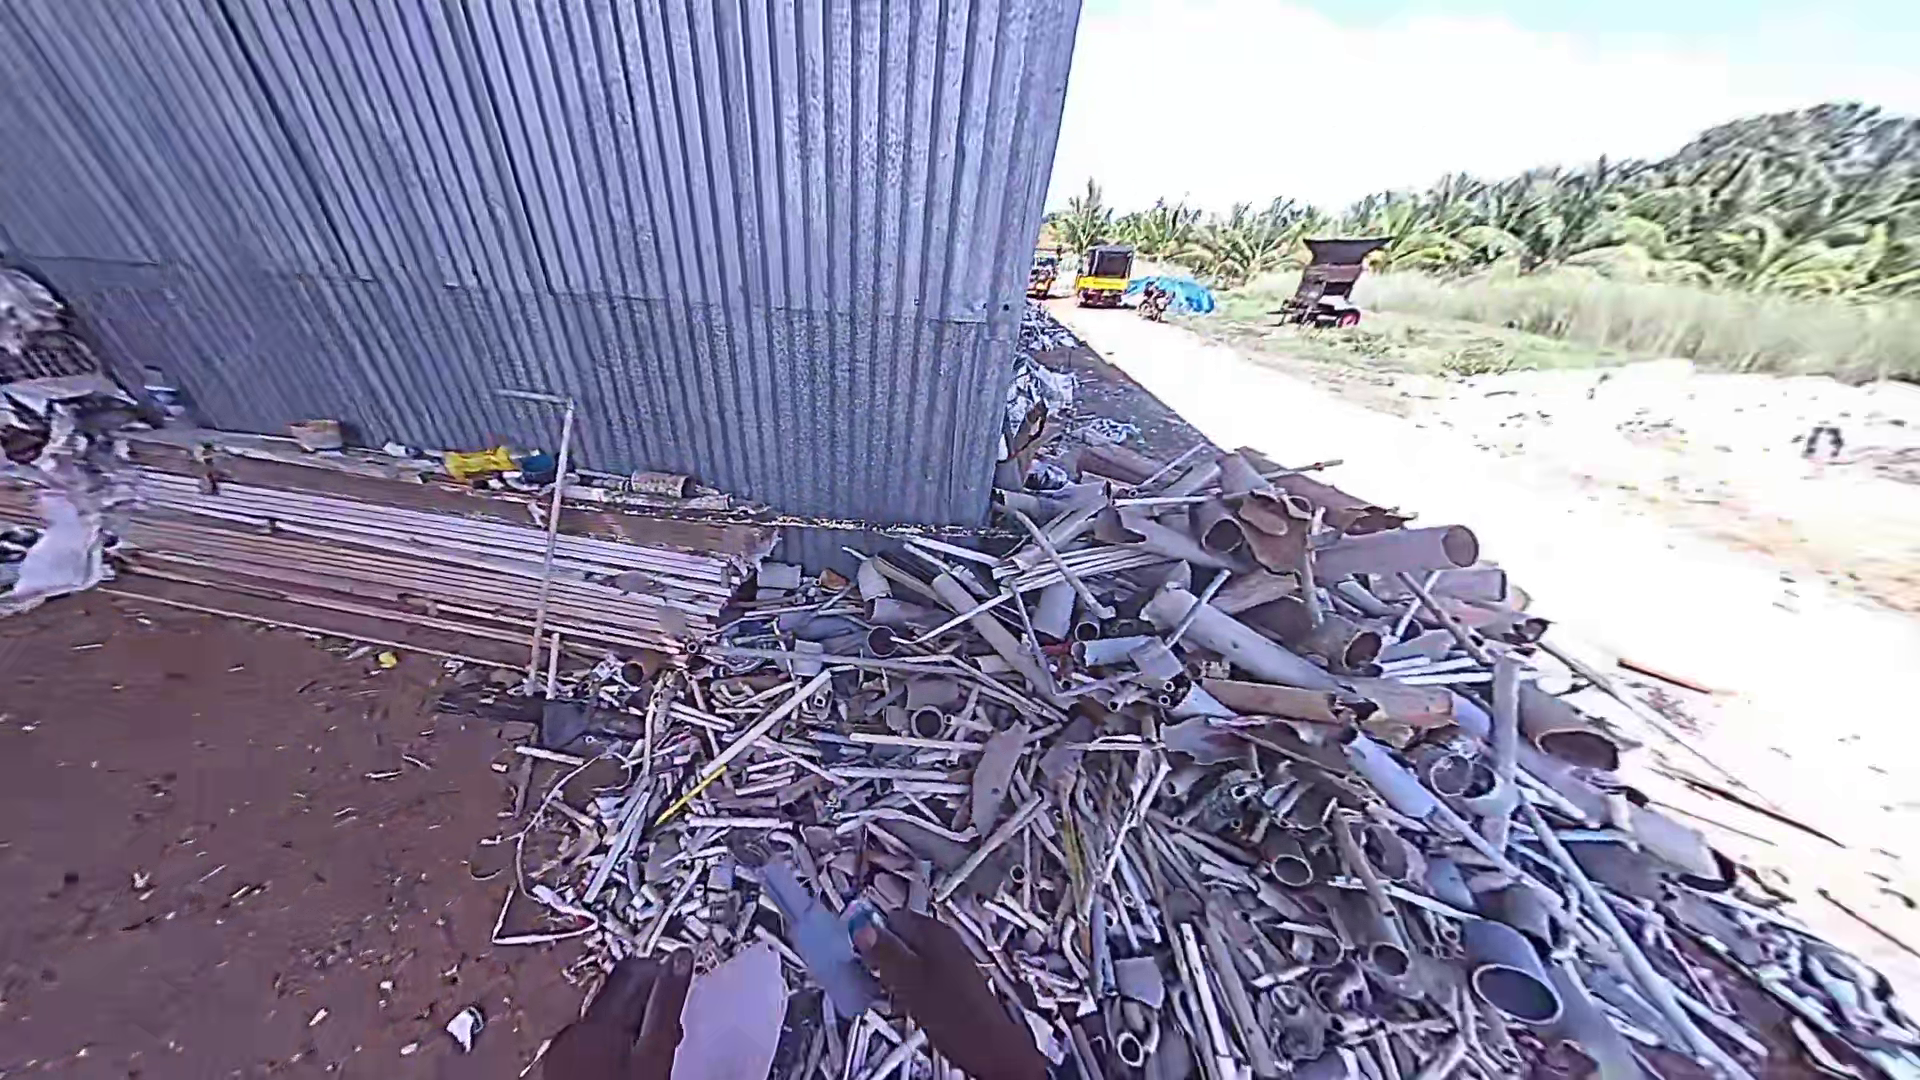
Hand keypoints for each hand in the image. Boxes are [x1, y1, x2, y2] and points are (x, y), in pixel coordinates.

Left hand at [543, 952, 692, 1079]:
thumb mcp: (654, 1056)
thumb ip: (667, 1003)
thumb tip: (681, 959)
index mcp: (595, 1022)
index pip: (633, 967)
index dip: (661, 968)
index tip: (679, 979)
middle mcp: (567, 1033)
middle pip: (614, 993)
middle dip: (644, 1000)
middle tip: (668, 1023)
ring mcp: (553, 1058)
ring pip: (600, 1020)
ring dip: (627, 1026)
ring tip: (646, 1051)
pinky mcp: (548, 1077)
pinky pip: (583, 1045)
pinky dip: (605, 1048)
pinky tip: (619, 1069)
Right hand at [853, 910, 1047, 1079]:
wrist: (990, 1048)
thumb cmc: (952, 1012)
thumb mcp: (909, 982)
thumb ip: (885, 954)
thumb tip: (863, 929)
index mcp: (934, 931)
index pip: (895, 916)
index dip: (873, 930)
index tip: (856, 949)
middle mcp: (944, 940)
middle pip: (904, 936)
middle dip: (884, 954)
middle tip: (868, 975)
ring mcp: (951, 960)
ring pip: (912, 957)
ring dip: (895, 972)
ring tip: (885, 993)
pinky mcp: (954, 982)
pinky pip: (923, 974)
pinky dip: (910, 985)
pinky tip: (906, 1005)